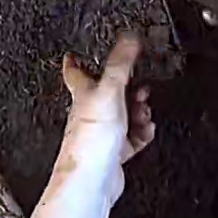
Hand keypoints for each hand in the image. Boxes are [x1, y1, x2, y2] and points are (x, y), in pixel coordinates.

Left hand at [57, 33, 156, 203]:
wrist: (92, 179)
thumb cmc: (90, 139)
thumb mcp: (110, 90)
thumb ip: (120, 63)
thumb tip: (128, 37)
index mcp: (83, 94)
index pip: (75, 71)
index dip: (75, 60)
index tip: (72, 52)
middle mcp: (90, 112)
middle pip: (108, 92)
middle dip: (127, 86)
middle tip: (139, 84)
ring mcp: (102, 132)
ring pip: (123, 114)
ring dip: (138, 110)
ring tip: (144, 111)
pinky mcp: (114, 151)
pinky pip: (132, 137)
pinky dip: (142, 132)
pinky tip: (145, 131)